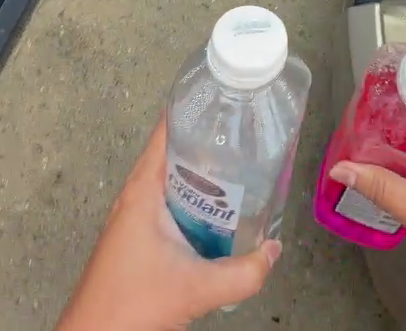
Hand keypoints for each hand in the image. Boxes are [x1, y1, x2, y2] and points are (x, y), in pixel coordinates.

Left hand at [56, 116, 280, 329]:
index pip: (167, 129)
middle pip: (175, 151)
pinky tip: (221, 211)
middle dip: (211, 141)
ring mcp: (135, 217)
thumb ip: (242, 273)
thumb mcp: (195, 290)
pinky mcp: (138, 237)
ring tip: (243, 167)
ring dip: (204, 173)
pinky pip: (172, 202)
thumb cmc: (131, 309)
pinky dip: (196, 198)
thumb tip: (274, 250)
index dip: (196, 107)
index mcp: (143, 190)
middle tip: (248, 133)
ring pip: (174, 179)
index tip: (228, 97)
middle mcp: (137, 195)